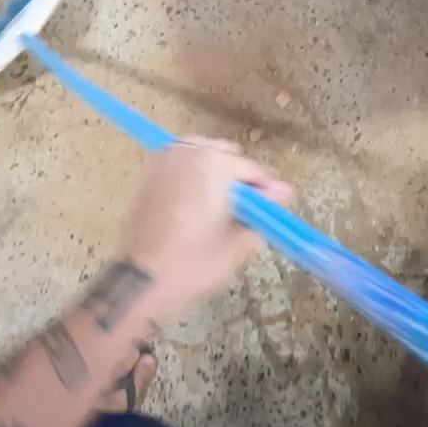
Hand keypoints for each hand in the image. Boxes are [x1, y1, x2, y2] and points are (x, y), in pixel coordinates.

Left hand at [111, 138, 293, 322]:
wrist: (144, 276)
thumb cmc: (195, 262)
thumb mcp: (238, 241)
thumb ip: (262, 210)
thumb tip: (283, 191)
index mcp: (216, 163)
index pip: (252, 170)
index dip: (265, 191)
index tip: (269, 212)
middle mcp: (191, 150)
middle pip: (227, 154)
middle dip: (238, 176)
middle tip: (241, 210)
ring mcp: (167, 157)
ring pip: (203, 152)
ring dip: (215, 170)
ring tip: (218, 205)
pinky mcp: (152, 170)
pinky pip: (182, 159)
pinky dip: (193, 171)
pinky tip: (195, 200)